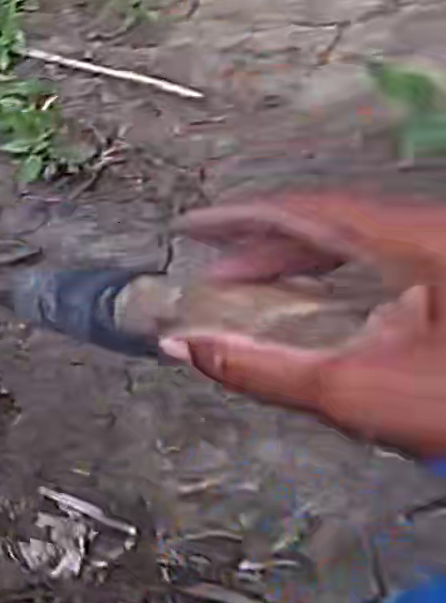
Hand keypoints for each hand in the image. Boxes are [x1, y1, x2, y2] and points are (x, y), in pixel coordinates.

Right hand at [162, 193, 445, 458]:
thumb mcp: (363, 391)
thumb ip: (259, 368)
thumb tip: (181, 346)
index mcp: (425, 244)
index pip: (308, 211)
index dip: (237, 217)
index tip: (190, 227)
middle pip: (344, 221)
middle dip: (269, 245)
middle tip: (219, 271)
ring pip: (382, 239)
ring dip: (313, 259)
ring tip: (268, 287)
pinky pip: (411, 257)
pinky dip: (359, 272)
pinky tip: (342, 301)